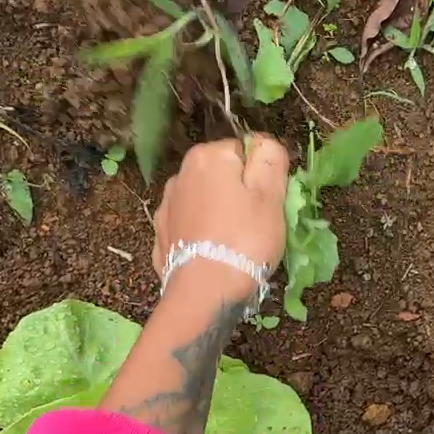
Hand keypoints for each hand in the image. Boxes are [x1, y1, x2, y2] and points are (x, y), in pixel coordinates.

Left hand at [150, 135, 289, 306]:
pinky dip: (202, 236)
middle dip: (239, 196)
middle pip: (223, 177)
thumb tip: (265, 142)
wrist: (205, 291)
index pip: (244, 152)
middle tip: (256, 227)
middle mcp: (181, 173)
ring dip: (219, 215)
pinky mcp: (162, 235)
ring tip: (233, 245)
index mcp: (208, 156)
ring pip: (205, 201)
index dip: (262, 178)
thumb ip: (271, 159)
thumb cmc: (244, 241)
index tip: (269, 205)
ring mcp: (167, 205)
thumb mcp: (271, 196)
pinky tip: (213, 255)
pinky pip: (191, 227)